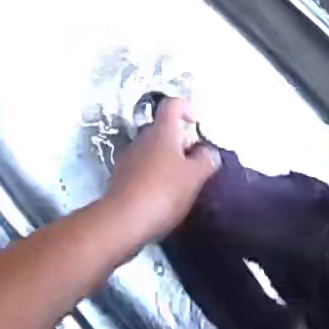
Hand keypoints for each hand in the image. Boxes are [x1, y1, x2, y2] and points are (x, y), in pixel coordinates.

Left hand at [102, 96, 218, 242]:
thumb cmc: (162, 192)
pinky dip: (154, 177)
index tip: (196, 124)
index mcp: (162, 130)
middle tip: (195, 162)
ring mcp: (129, 158)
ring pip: (153, 150)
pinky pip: (142, 169)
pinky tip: (163, 198)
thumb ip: (206, 160)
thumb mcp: (194, 177)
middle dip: (181, 142)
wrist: (121, 223)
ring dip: (168, 161)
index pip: (173, 104)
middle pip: (164, 129)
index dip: (186, 108)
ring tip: (182, 184)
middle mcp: (143, 137)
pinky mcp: (120, 180)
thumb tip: (209, 152)